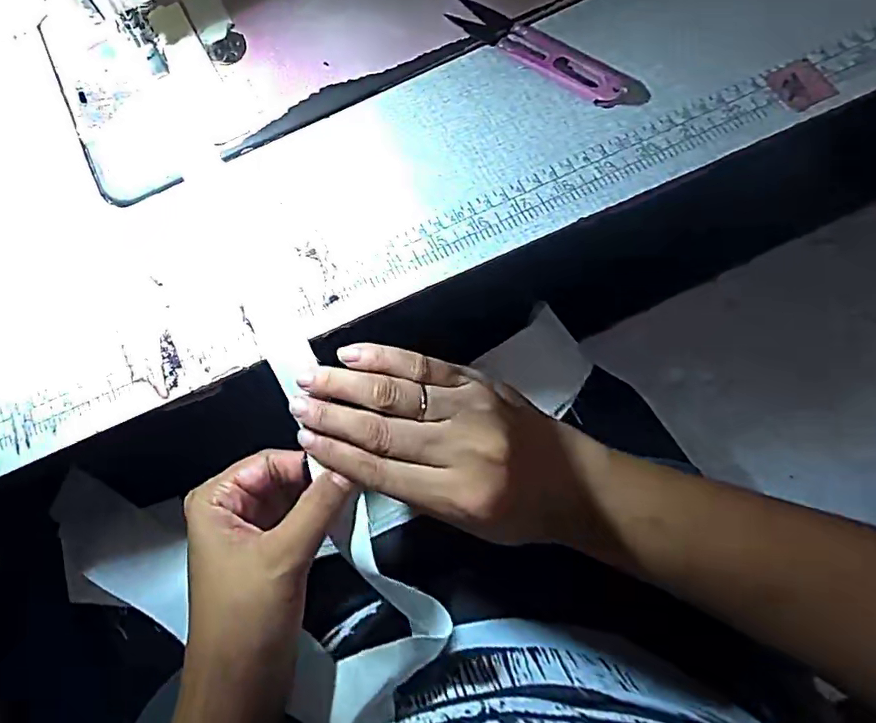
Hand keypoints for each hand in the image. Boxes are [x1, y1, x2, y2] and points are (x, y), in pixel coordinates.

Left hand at [175, 450, 351, 722]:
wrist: (239, 688)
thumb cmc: (238, 629)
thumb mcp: (282, 558)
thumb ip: (314, 510)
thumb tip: (339, 474)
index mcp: (213, 500)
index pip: (264, 461)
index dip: (302, 461)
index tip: (340, 464)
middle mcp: (226, 512)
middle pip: (277, 480)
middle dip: (312, 482)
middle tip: (350, 481)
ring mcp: (246, 536)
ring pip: (288, 503)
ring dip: (316, 503)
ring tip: (349, 499)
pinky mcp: (266, 559)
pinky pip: (293, 526)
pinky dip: (315, 523)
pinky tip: (337, 523)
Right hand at [290, 343, 611, 549]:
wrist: (579, 483)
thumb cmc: (517, 512)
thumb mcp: (464, 521)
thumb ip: (409, 489)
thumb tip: (348, 459)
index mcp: (459, 494)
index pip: (381, 471)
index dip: (336, 454)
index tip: (303, 441)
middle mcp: (462, 449)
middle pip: (381, 429)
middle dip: (330, 417)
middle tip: (296, 406)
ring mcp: (469, 407)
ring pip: (393, 392)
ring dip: (344, 383)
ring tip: (310, 378)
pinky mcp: (474, 380)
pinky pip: (420, 364)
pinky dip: (381, 356)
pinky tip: (350, 353)